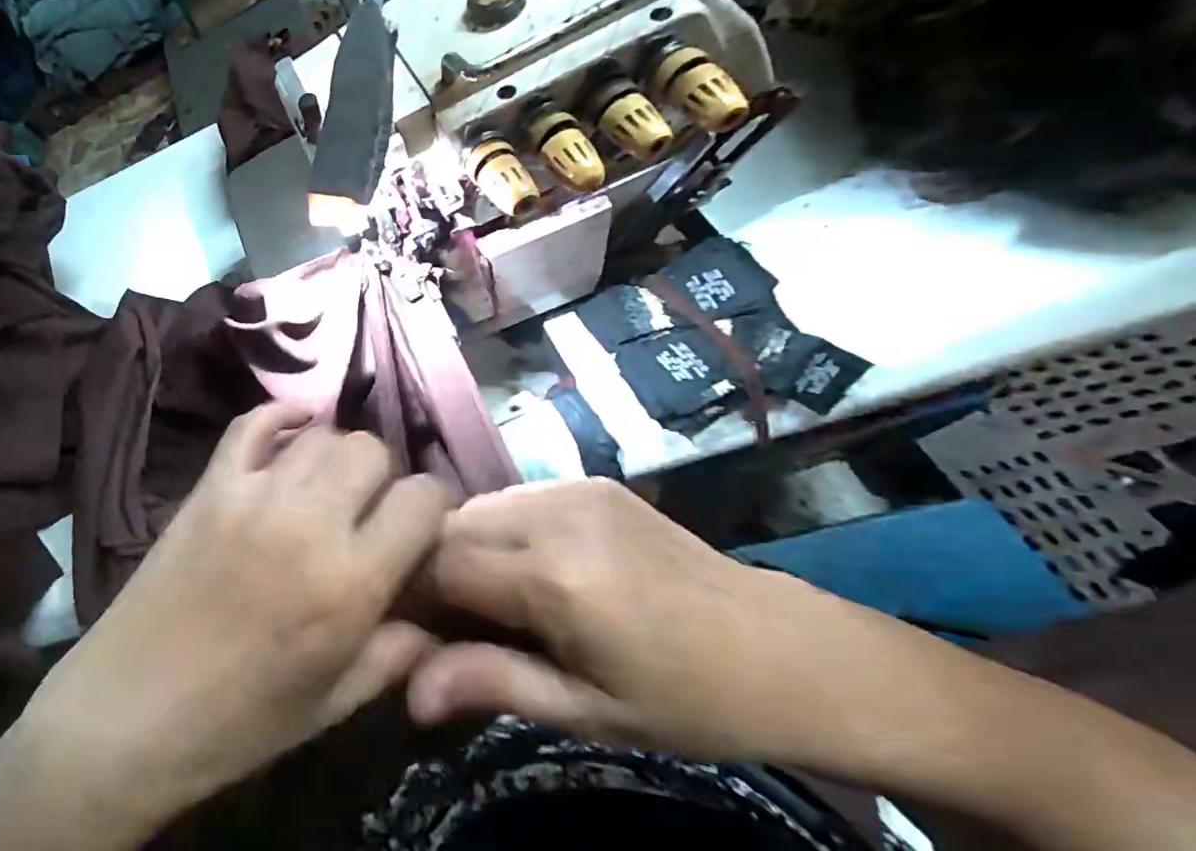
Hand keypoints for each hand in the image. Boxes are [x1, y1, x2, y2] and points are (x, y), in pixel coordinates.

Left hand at [0, 404, 450, 846]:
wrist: (131, 710)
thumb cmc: (239, 723)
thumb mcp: (334, 703)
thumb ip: (396, 652)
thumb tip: (432, 613)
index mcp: (351, 581)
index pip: (423, 499)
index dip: (433, 507)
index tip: (421, 526)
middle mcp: (309, 522)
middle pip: (371, 451)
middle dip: (383, 477)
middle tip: (368, 510)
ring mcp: (252, 494)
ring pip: (320, 434)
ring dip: (335, 456)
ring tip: (326, 488)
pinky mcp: (209, 485)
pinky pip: (252, 424)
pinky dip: (279, 418)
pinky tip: (292, 431)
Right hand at [409, 477, 900, 762]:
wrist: (788, 651)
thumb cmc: (689, 700)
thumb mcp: (589, 713)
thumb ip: (493, 684)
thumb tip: (407, 688)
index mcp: (555, 580)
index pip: (439, 566)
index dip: (414, 597)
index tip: (414, 631)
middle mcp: (555, 516)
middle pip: (449, 527)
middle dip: (435, 570)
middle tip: (451, 620)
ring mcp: (574, 488)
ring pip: (476, 507)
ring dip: (465, 547)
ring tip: (491, 596)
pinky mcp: (590, 481)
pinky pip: (513, 499)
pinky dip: (499, 530)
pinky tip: (527, 567)